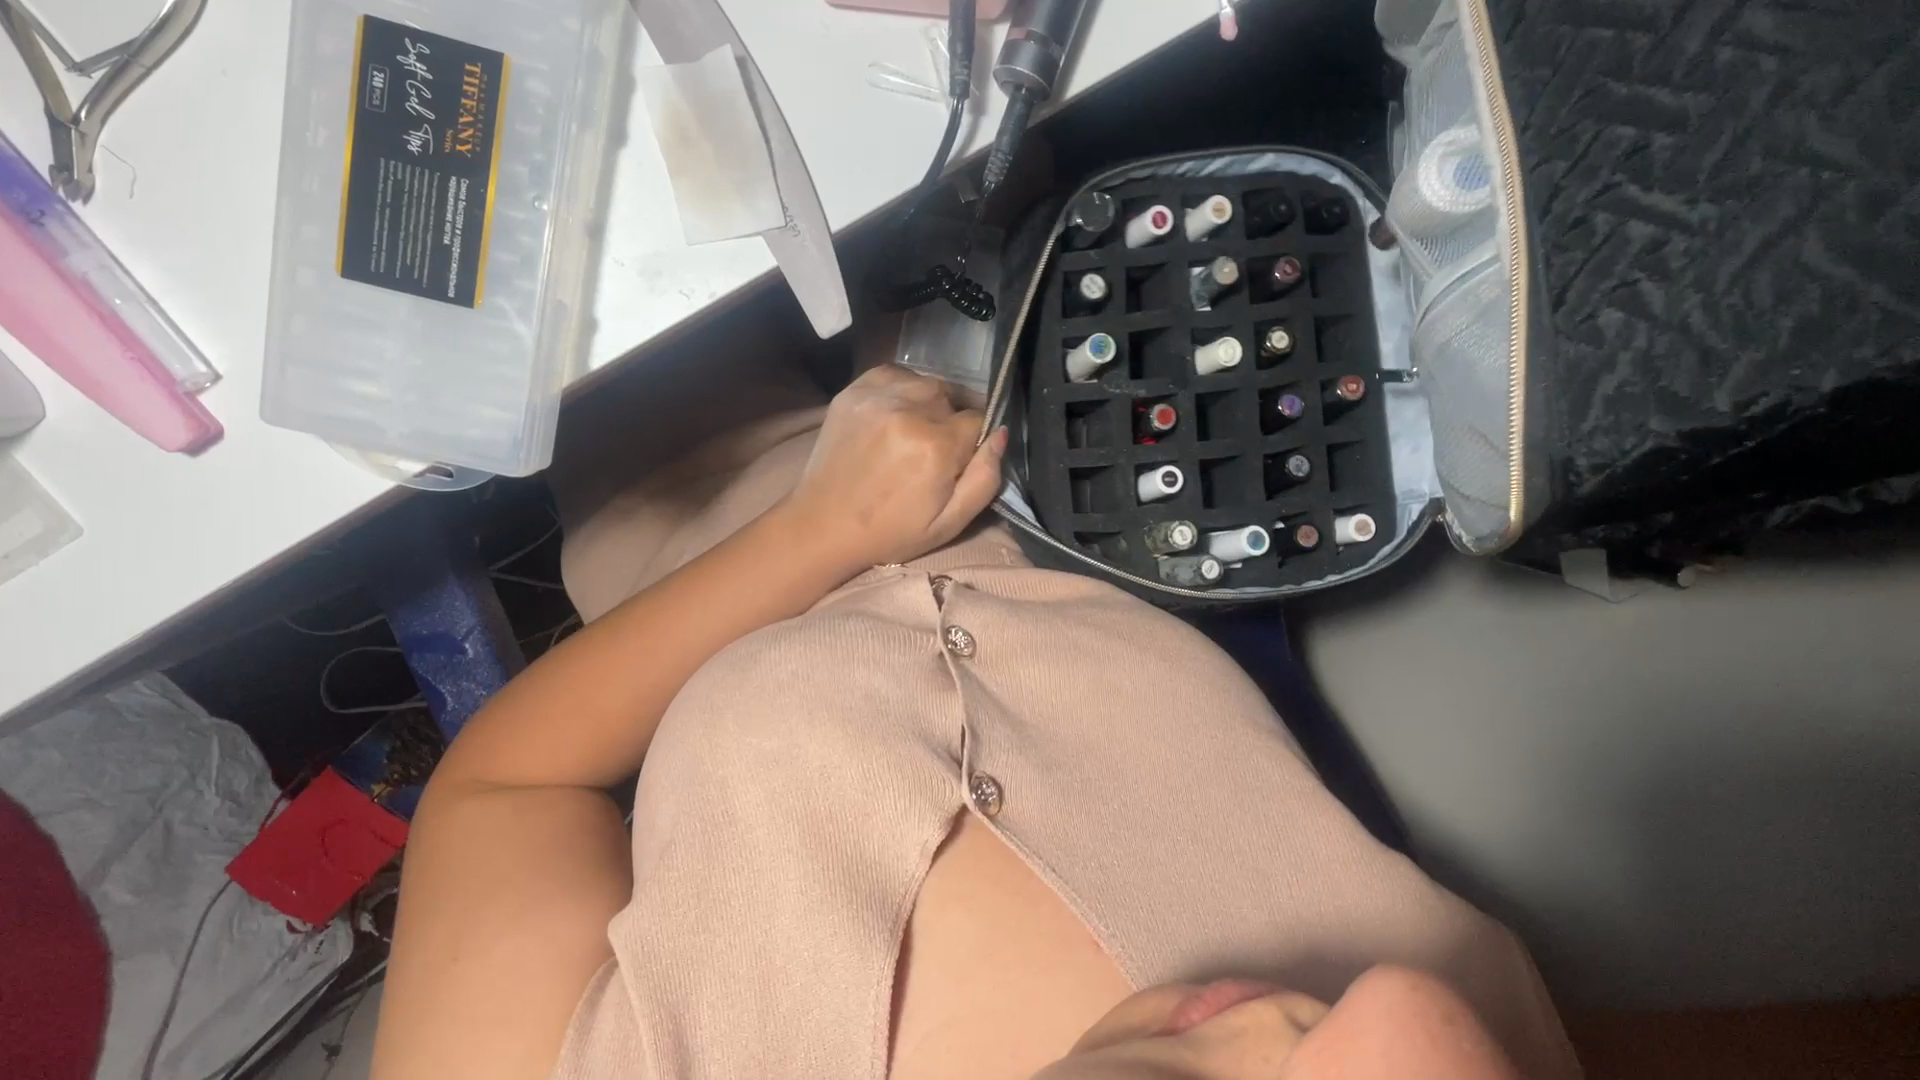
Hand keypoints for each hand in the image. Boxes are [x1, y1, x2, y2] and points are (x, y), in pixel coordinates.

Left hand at [780, 365, 1007, 573]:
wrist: (821, 528)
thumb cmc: (890, 533)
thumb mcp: (949, 524)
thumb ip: (985, 479)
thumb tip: (999, 434)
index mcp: (936, 446)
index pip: (979, 419)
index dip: (974, 441)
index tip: (959, 461)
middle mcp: (909, 411)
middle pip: (953, 398)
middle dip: (951, 421)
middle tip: (933, 452)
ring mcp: (877, 397)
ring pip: (926, 384)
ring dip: (929, 403)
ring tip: (915, 432)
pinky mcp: (852, 392)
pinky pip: (894, 374)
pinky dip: (903, 388)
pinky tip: (896, 414)